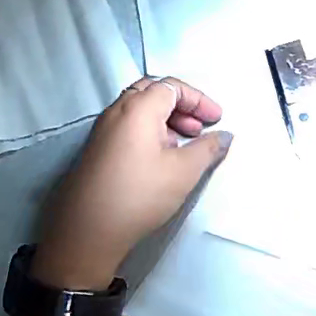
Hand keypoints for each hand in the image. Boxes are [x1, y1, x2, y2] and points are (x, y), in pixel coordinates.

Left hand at [31, 77, 231, 289]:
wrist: (90, 229)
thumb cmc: (140, 194)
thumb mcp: (184, 171)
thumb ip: (208, 148)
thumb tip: (225, 136)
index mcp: (138, 109)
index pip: (172, 87)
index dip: (199, 99)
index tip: (217, 119)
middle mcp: (116, 112)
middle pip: (152, 92)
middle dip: (181, 105)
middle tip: (200, 127)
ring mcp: (102, 130)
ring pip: (139, 110)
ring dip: (166, 119)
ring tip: (185, 143)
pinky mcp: (97, 149)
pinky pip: (128, 126)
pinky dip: (150, 130)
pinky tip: (162, 157)